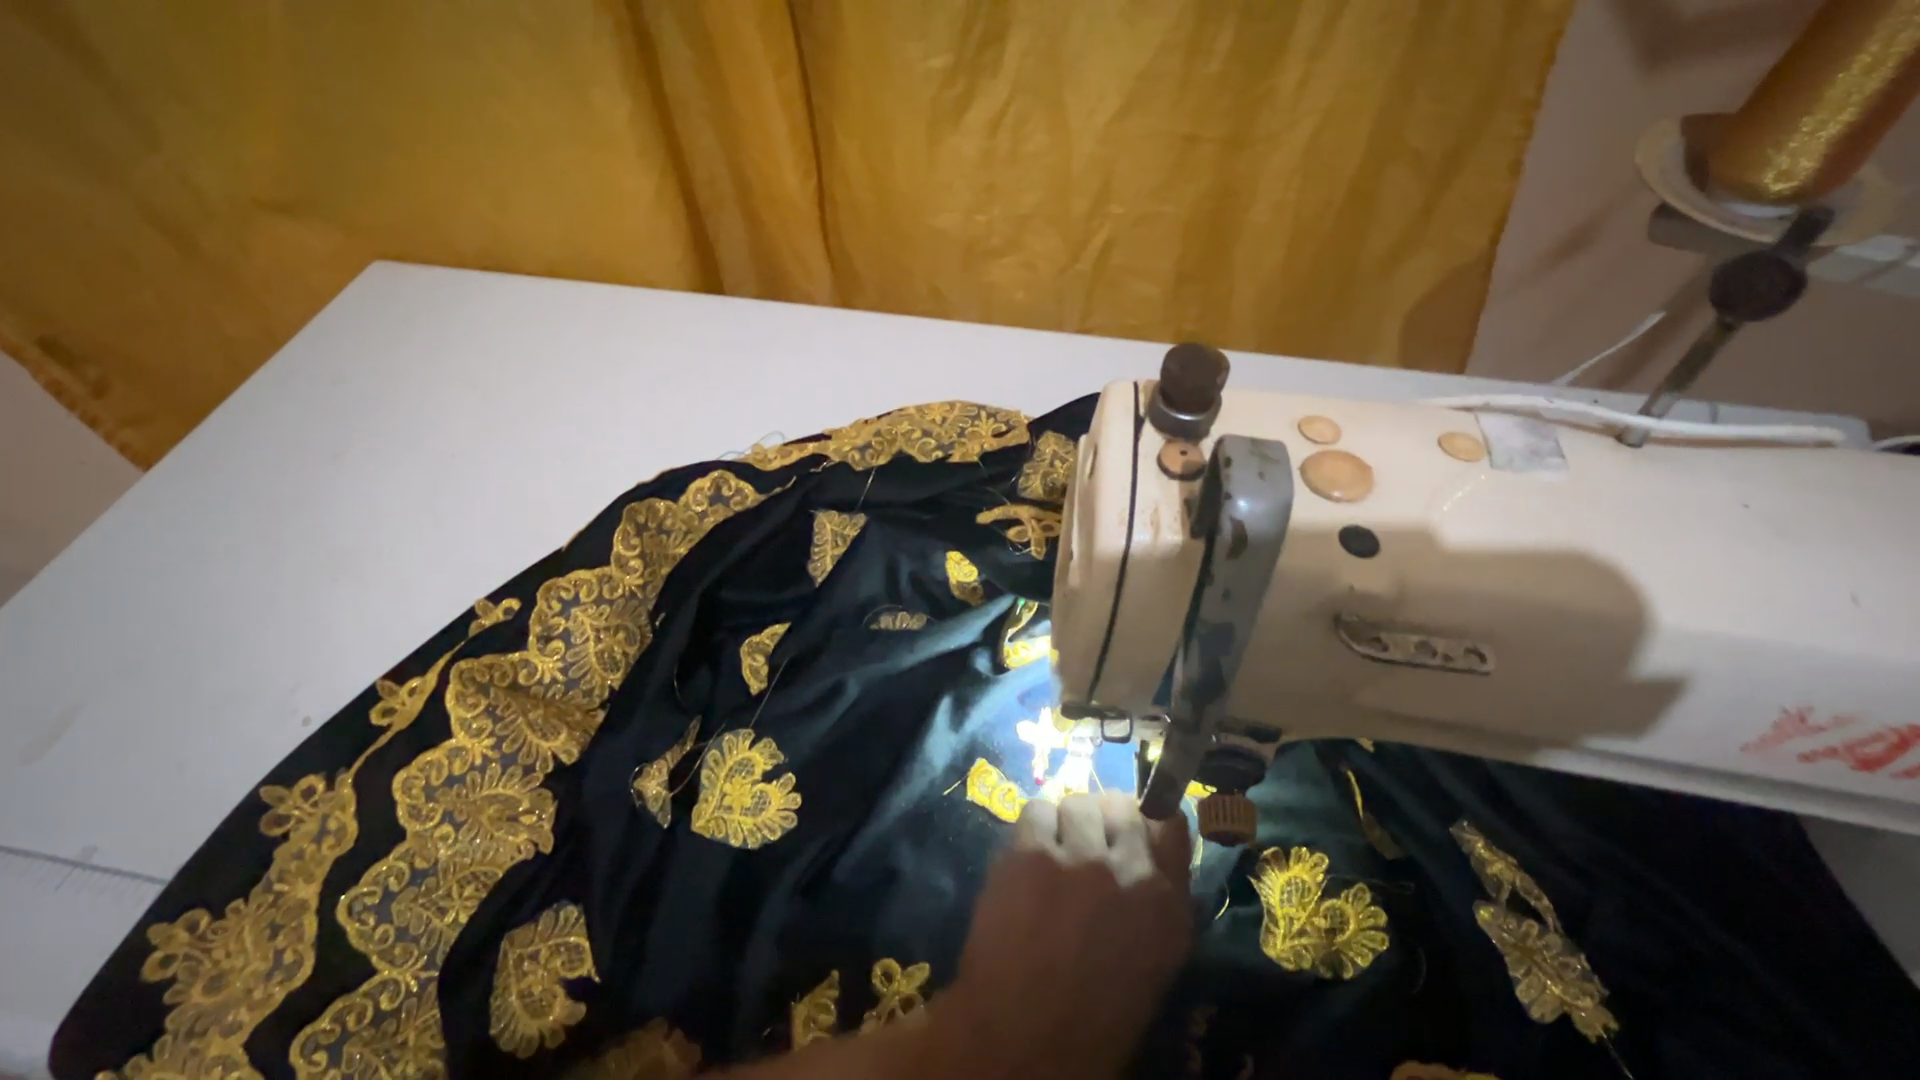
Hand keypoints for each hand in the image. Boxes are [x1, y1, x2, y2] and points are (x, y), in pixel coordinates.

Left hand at [939, 792, 1193, 1079]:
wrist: (1025, 1037)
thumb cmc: (1094, 1012)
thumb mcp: (1156, 961)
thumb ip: (1163, 902)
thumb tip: (1154, 858)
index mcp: (1170, 904)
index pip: (1171, 823)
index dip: (1146, 817)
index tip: (1128, 825)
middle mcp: (1132, 871)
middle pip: (1122, 806)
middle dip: (1104, 819)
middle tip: (1084, 840)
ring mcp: (1081, 857)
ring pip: (1077, 803)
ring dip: (1066, 823)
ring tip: (1052, 852)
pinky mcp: (1032, 854)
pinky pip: (1036, 810)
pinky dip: (1033, 829)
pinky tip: (1027, 857)